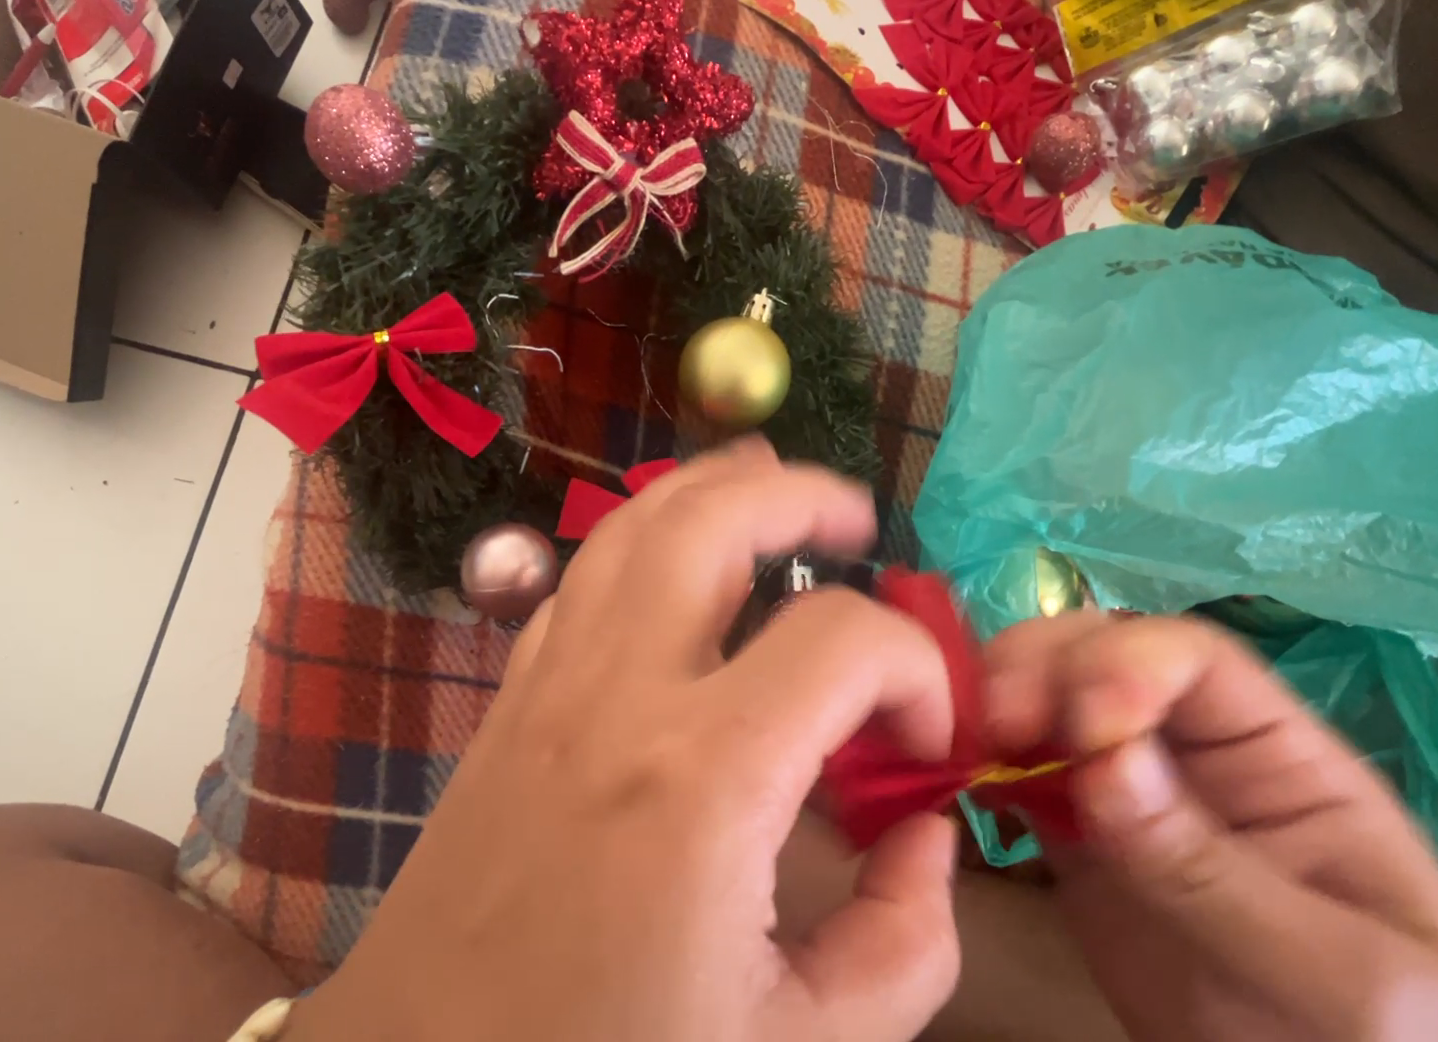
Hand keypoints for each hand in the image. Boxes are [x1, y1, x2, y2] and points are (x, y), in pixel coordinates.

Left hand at [291, 439, 962, 1041]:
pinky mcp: (510, 698)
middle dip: (800, 495)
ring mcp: (549, 683)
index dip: (917, 669)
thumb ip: (904, 944)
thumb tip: (926, 836)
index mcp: (704, 778)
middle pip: (711, 518)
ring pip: (631, 524)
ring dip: (714, 494)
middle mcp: (619, 694)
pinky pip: (583, 578)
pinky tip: (682, 582)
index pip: (842, 640)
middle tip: (857, 523)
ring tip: (774, 504)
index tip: (927, 738)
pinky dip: (645, 546)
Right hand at [983, 613, 1437, 1041]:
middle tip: (995, 721)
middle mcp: (1193, 745)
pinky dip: (980, 755)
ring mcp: (1123, 780)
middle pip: (1104, 651)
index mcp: (1281, 755)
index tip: (1080, 725)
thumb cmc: (1350, 1040)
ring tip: (969, 744)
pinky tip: (964, 780)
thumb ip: (1212, 867)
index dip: (1128, 665)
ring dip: (999, 696)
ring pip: (1048, 689)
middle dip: (1041, 665)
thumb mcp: (1323, 971)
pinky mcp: (1069, 822)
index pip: (1196, 660)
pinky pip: (1017, 762)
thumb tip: (1106, 759)